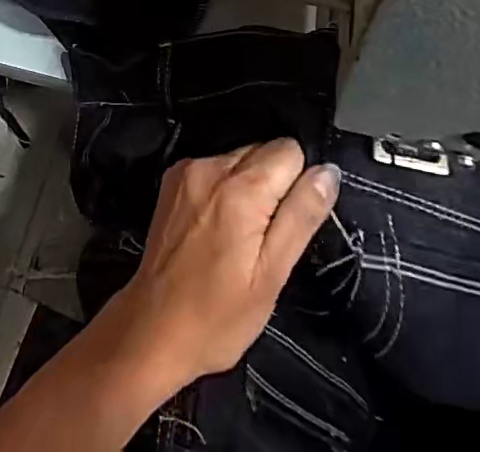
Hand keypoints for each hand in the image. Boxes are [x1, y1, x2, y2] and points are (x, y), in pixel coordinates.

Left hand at [105, 138, 340, 387]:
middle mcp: (212, 167)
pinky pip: (217, 165)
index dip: (298, 184)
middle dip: (274, 182)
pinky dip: (224, 185)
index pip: (291, 150)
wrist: (151, 330)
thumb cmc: (218, 316)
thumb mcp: (272, 274)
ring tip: (238, 233)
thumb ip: (302, 215)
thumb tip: (328, 171)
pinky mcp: (173, 178)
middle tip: (262, 234)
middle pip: (266, 148)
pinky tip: (216, 224)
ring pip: (242, 155)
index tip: (286, 221)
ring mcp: (189, 170)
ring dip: (249, 183)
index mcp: (242, 190)